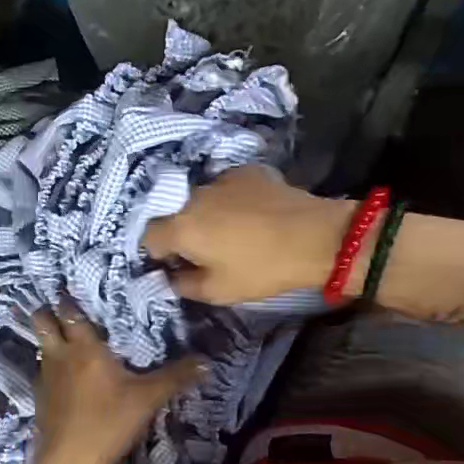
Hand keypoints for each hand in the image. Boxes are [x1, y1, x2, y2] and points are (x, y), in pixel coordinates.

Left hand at [30, 305, 200, 463]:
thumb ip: (176, 377)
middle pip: (42, 321)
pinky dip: (51, 367)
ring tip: (67, 338)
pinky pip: (42, 372)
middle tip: (64, 309)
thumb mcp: (148, 399)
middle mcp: (59, 356)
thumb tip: (207, 361)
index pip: (70, 312)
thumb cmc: (109, 423)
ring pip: (40, 346)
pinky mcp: (39, 399)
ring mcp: (44, 378)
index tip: (75, 288)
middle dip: (48, 312)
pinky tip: (66, 377)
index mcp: (85, 348)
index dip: (69, 299)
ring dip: (49, 339)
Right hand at [142, 167, 353, 304]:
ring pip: (202, 199)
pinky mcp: (248, 171)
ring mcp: (222, 179)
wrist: (314, 237)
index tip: (178, 265)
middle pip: (176, 215)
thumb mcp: (219, 291)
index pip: (149, 237)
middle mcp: (194, 196)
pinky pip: (228, 188)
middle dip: (184, 233)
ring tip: (234, 233)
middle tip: (207, 252)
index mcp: (181, 226)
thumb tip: (172, 277)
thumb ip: (185, 285)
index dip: (159, 254)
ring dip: (208, 215)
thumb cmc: (262, 269)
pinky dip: (232, 201)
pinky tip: (253, 215)